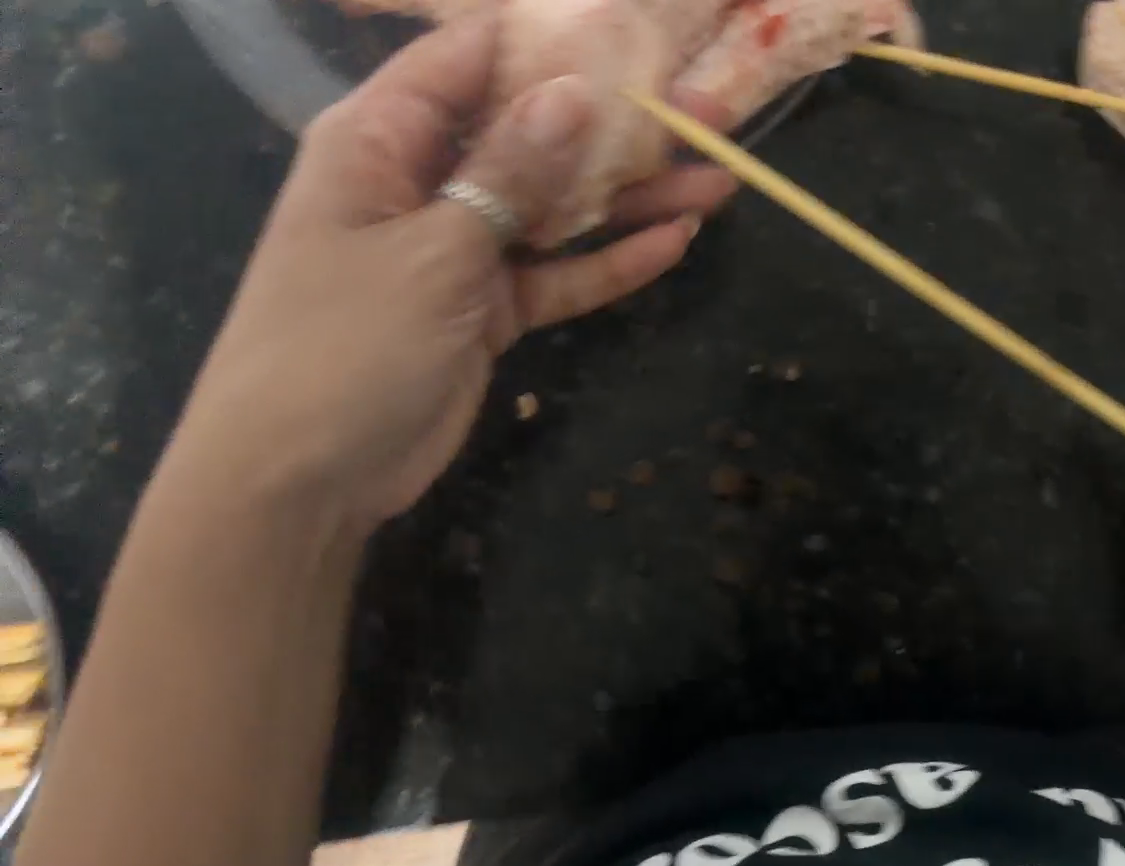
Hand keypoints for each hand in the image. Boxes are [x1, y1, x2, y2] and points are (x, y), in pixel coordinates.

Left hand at [169, 17, 735, 533]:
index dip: (544, 47)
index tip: (627, 41)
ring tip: (716, 182)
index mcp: (380, 141)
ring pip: (561, 212)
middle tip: (706, 120)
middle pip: (533, 141)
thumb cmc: (346, 342)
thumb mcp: (433, 250)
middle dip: (617, 131)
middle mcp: (427, 184)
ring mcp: (466, 251)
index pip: (465, 65)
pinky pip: (562, 275)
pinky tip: (674, 245)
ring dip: (634, 200)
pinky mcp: (495, 309)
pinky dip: (614, 263)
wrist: (313, 468)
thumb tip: (571, 96)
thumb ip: (507, 177)